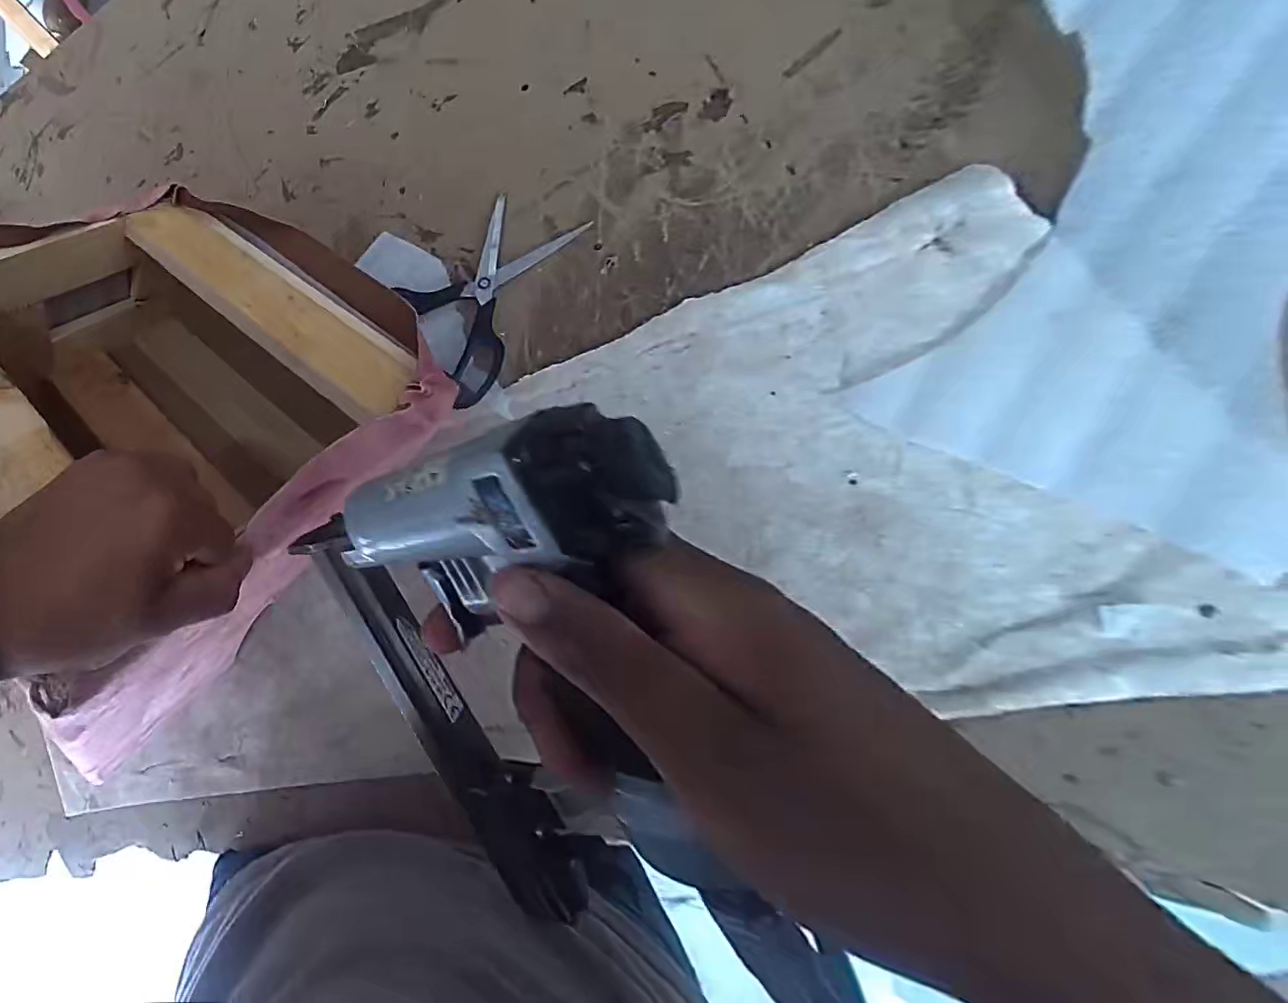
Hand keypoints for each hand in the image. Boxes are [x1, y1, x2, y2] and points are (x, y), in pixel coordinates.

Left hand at [0, 450, 250, 676]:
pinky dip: (142, 497)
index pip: (226, 539)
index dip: (203, 572)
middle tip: (148, 574)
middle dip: (190, 538)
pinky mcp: (91, 462)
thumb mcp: (157, 621)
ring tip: (132, 548)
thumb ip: (217, 590)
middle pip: (204, 505)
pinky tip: (109, 528)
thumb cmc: (78, 621)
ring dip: (171, 513)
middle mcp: (153, 471)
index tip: (165, 593)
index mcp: (173, 512)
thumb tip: (244, 559)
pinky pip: (142, 475)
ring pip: (177, 484)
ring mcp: (118, 461)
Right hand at [427, 539, 1267, 1001]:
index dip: (515, 579)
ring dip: (593, 711)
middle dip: (557, 675)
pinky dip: (634, 728)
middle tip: (566, 763)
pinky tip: (644, 783)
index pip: (580, 548)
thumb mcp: (698, 746)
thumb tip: (511, 575)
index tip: (460, 632)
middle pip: (594, 606)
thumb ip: (600, 652)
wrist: (1014, 925)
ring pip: (622, 652)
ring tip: (606, 788)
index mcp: (705, 598)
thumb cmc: (844, 829)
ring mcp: (740, 651)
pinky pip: (663, 686)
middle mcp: (719, 607)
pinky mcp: (754, 692)